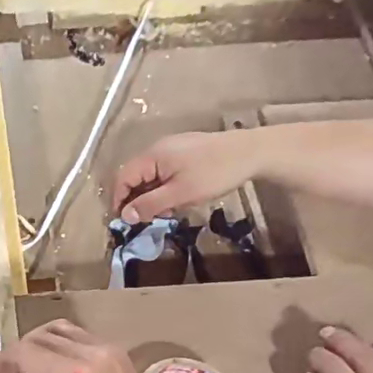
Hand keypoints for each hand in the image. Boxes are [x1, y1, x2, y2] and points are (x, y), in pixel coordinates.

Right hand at [0, 320, 198, 372]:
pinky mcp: (118, 355)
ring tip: (27, 369)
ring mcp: (107, 350)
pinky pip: (80, 337)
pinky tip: (54, 370)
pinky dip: (60, 345)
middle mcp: (90, 352)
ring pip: (60, 330)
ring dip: (37, 344)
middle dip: (16, 352)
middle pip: (39, 336)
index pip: (22, 352)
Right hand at [112, 131, 259, 222]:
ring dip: (152, 196)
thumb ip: (150, 204)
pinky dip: (164, 188)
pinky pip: (164, 172)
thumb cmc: (214, 173)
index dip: (119, 200)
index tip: (124, 223)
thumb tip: (125, 216)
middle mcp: (158, 149)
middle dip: (137, 200)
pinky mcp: (185, 153)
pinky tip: (179, 199)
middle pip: (135, 177)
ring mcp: (172, 149)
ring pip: (151, 176)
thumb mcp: (180, 193)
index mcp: (152, 156)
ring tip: (167, 212)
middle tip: (148, 220)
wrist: (253, 151)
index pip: (123, 178)